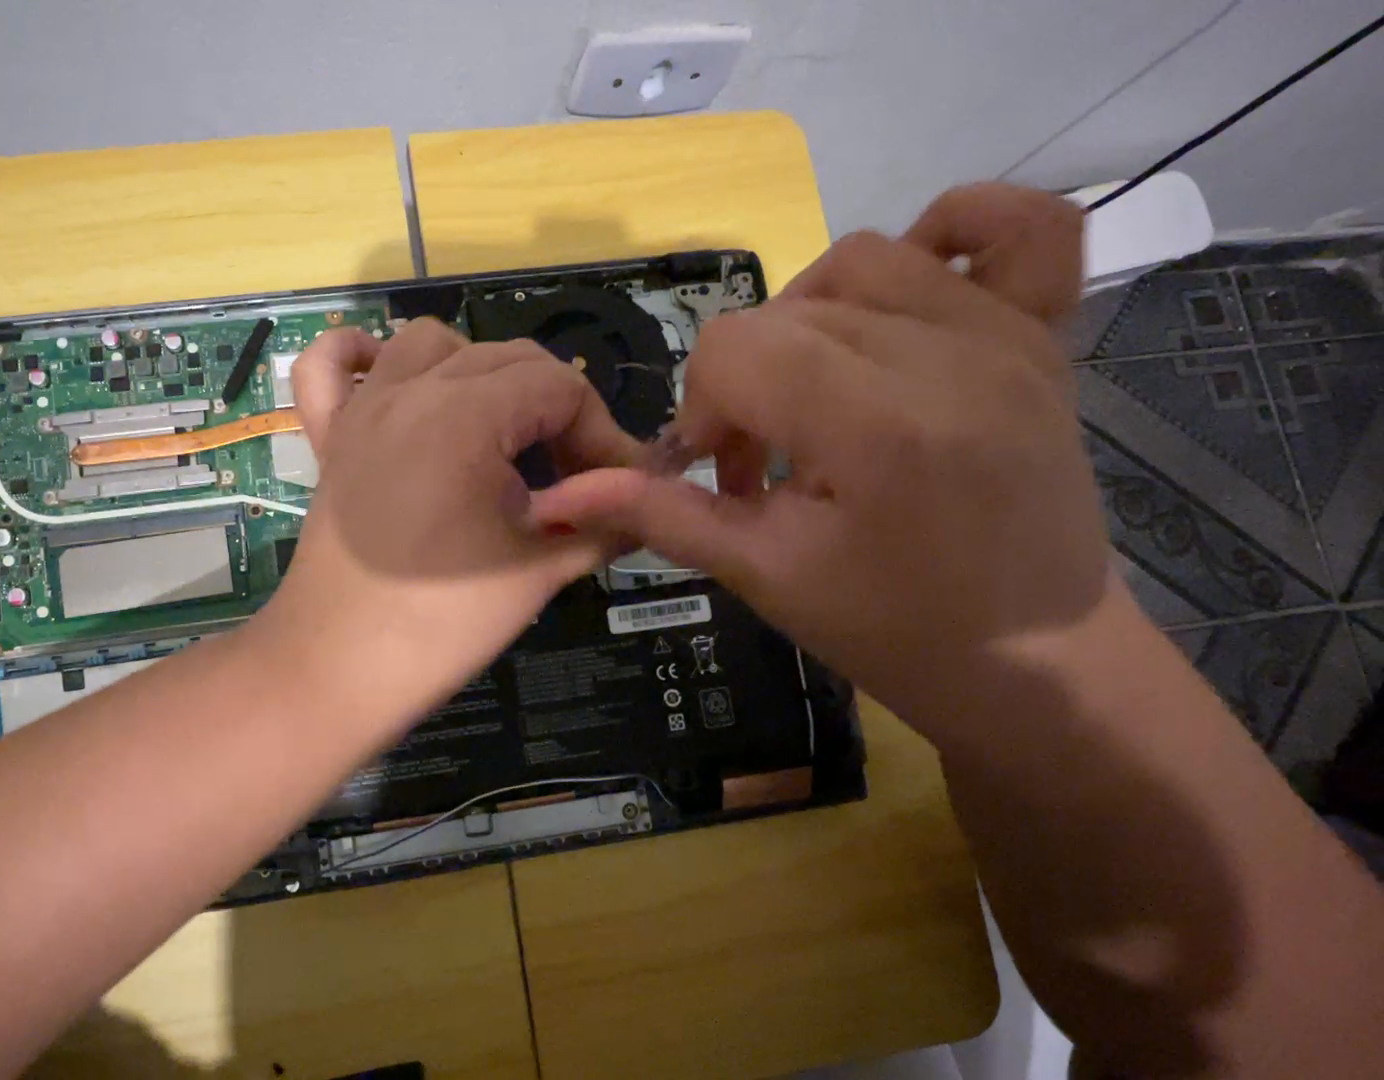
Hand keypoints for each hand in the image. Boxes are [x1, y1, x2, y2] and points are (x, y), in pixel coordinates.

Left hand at [248, 319, 639, 728]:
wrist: (337, 670)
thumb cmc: (442, 623)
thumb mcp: (540, 570)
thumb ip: (604, 521)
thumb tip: (647, 504)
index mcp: (465, 415)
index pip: (560, 386)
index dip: (603, 433)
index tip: (619, 486)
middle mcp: (409, 391)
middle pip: (507, 358)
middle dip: (556, 408)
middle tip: (575, 478)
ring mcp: (361, 410)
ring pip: (430, 344)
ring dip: (479, 372)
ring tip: (499, 433)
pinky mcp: (329, 438)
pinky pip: (329, 367)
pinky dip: (360, 356)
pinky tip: (391, 380)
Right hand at [543, 185, 1110, 728]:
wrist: (1033, 657)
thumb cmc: (890, 627)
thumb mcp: (761, 575)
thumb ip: (661, 515)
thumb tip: (559, 495)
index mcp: (875, 423)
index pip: (735, 347)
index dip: (702, 407)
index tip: (718, 472)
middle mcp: (946, 355)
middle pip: (785, 312)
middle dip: (745, 384)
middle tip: (757, 459)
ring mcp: (1005, 337)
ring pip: (861, 261)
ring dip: (808, 319)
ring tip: (813, 391)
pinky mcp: (1043, 337)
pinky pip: (1021, 229)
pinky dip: (954, 232)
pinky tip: (910, 288)